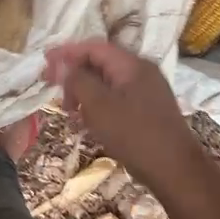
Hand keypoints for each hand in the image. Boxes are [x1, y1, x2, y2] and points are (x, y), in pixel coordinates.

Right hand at [44, 40, 202, 183]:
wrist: (175, 171)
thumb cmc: (134, 134)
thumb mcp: (98, 105)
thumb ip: (77, 80)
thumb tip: (61, 64)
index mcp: (131, 65)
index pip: (93, 47)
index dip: (66, 53)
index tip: (44, 63)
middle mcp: (142, 73)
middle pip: (100, 64)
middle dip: (75, 77)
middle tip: (57, 95)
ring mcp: (147, 92)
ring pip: (107, 84)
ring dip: (85, 95)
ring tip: (71, 115)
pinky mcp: (148, 111)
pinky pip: (116, 100)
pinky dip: (98, 107)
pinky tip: (89, 125)